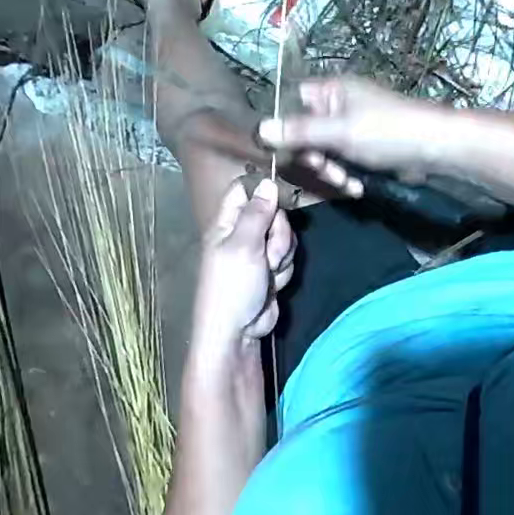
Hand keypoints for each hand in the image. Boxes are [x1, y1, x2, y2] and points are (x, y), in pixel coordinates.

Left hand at [193, 177, 295, 345]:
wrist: (237, 332)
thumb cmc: (232, 286)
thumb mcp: (243, 245)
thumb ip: (257, 212)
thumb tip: (268, 182)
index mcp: (226, 223)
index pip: (244, 190)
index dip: (263, 190)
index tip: (280, 198)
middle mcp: (241, 234)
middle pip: (273, 213)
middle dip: (278, 233)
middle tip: (267, 253)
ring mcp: (257, 253)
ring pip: (284, 237)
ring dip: (281, 255)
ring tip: (268, 273)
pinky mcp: (271, 270)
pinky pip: (287, 258)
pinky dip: (284, 271)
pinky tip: (273, 285)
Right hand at [256, 77, 459, 193]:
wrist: (436, 148)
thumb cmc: (388, 131)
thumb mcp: (340, 132)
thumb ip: (299, 132)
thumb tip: (259, 130)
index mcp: (329, 91)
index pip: (289, 103)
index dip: (285, 128)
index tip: (287, 152)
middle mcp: (335, 105)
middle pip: (303, 133)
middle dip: (313, 158)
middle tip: (327, 170)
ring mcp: (348, 127)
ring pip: (321, 152)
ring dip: (330, 171)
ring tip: (346, 182)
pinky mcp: (361, 148)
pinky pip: (339, 162)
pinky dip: (344, 175)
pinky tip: (355, 187)